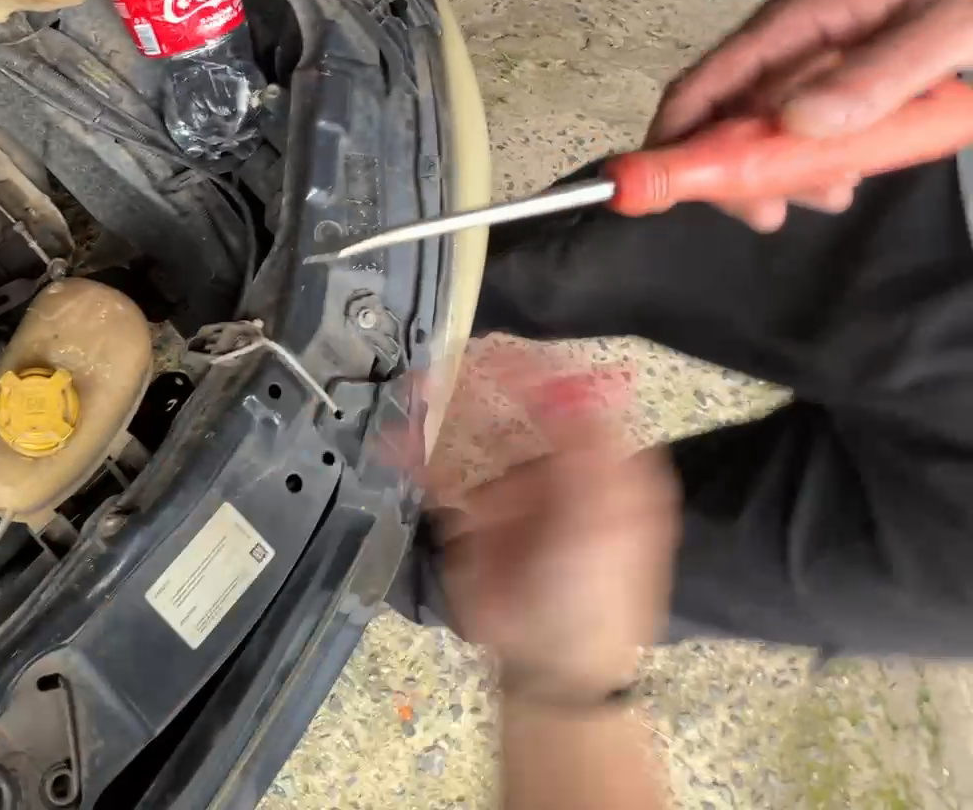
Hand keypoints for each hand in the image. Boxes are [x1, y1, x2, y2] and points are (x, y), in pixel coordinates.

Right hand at [436, 349, 677, 699]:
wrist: (549, 656)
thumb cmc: (594, 590)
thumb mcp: (608, 520)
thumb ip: (590, 449)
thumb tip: (577, 384)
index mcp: (598, 469)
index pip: (573, 402)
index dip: (542, 369)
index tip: (506, 344)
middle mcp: (552, 470)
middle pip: (514, 411)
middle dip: (484, 380)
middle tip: (453, 354)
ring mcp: (506, 489)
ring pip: (468, 435)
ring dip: (442, 408)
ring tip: (416, 384)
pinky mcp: (466, 511)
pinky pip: (434, 473)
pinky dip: (411, 454)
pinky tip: (392, 439)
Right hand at [649, 0, 972, 229]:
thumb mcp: (959, 17)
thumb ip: (880, 70)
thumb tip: (796, 126)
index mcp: (795, 21)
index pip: (702, 86)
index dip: (674, 139)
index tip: (676, 187)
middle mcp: (791, 35)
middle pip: (726, 110)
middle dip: (733, 166)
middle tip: (769, 214)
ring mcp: (822, 46)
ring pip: (768, 116)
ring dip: (782, 164)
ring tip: (828, 197)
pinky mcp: (856, 57)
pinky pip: (813, 109)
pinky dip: (819, 146)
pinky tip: (851, 165)